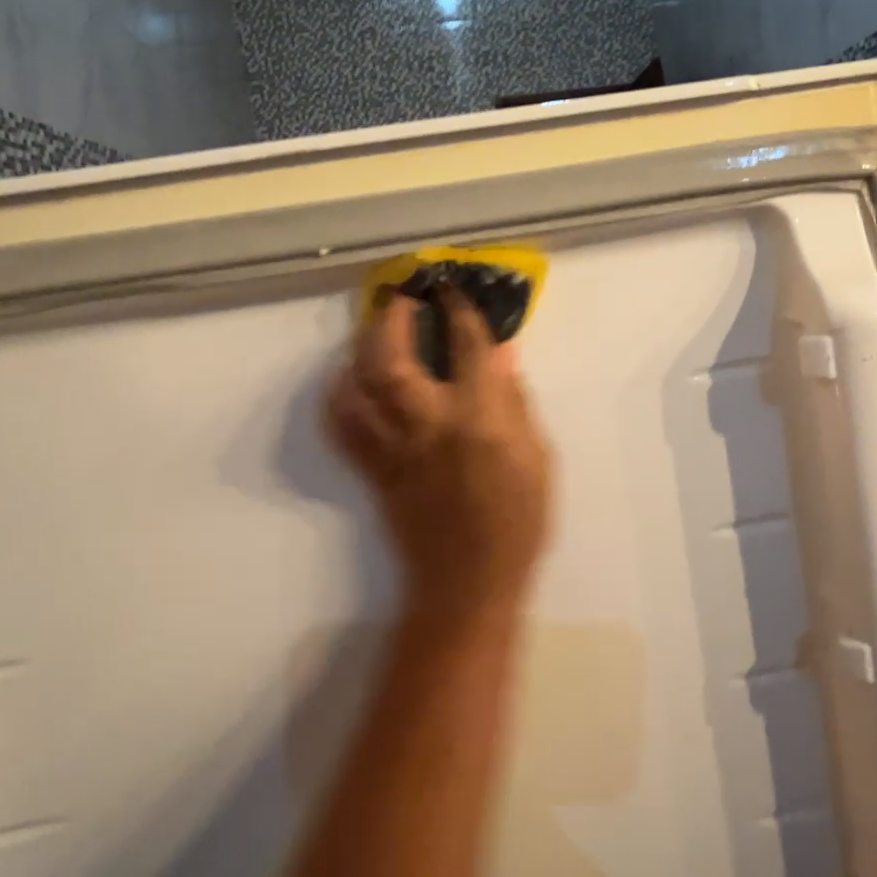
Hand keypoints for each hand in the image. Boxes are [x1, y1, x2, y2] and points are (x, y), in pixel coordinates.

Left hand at [326, 289, 552, 616]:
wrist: (469, 583)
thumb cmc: (518, 522)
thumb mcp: (538, 458)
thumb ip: (516, 403)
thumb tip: (502, 353)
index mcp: (480, 421)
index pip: (466, 348)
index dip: (459, 312)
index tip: (454, 292)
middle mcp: (430, 426)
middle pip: (392, 359)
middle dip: (391, 318)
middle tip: (401, 299)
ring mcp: (395, 450)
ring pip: (358, 387)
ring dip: (359, 350)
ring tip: (373, 332)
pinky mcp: (373, 472)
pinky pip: (342, 427)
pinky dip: (338, 396)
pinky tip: (348, 380)